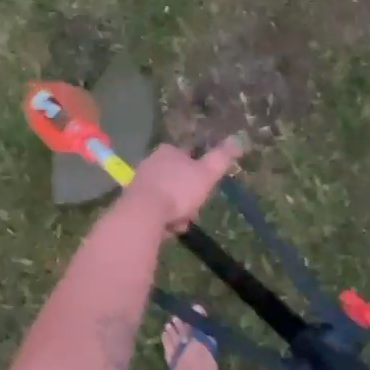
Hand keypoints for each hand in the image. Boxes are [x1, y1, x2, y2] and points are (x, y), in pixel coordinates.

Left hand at [116, 138, 245, 232]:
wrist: (143, 213)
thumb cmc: (178, 189)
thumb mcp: (206, 173)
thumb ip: (221, 158)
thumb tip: (237, 141)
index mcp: (168, 151)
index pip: (189, 157)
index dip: (200, 172)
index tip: (205, 187)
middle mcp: (151, 163)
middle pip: (178, 180)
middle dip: (188, 197)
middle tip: (194, 209)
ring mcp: (140, 183)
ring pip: (168, 197)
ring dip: (177, 212)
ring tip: (180, 222)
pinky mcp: (132, 202)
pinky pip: (155, 211)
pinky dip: (163, 219)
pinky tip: (167, 228)